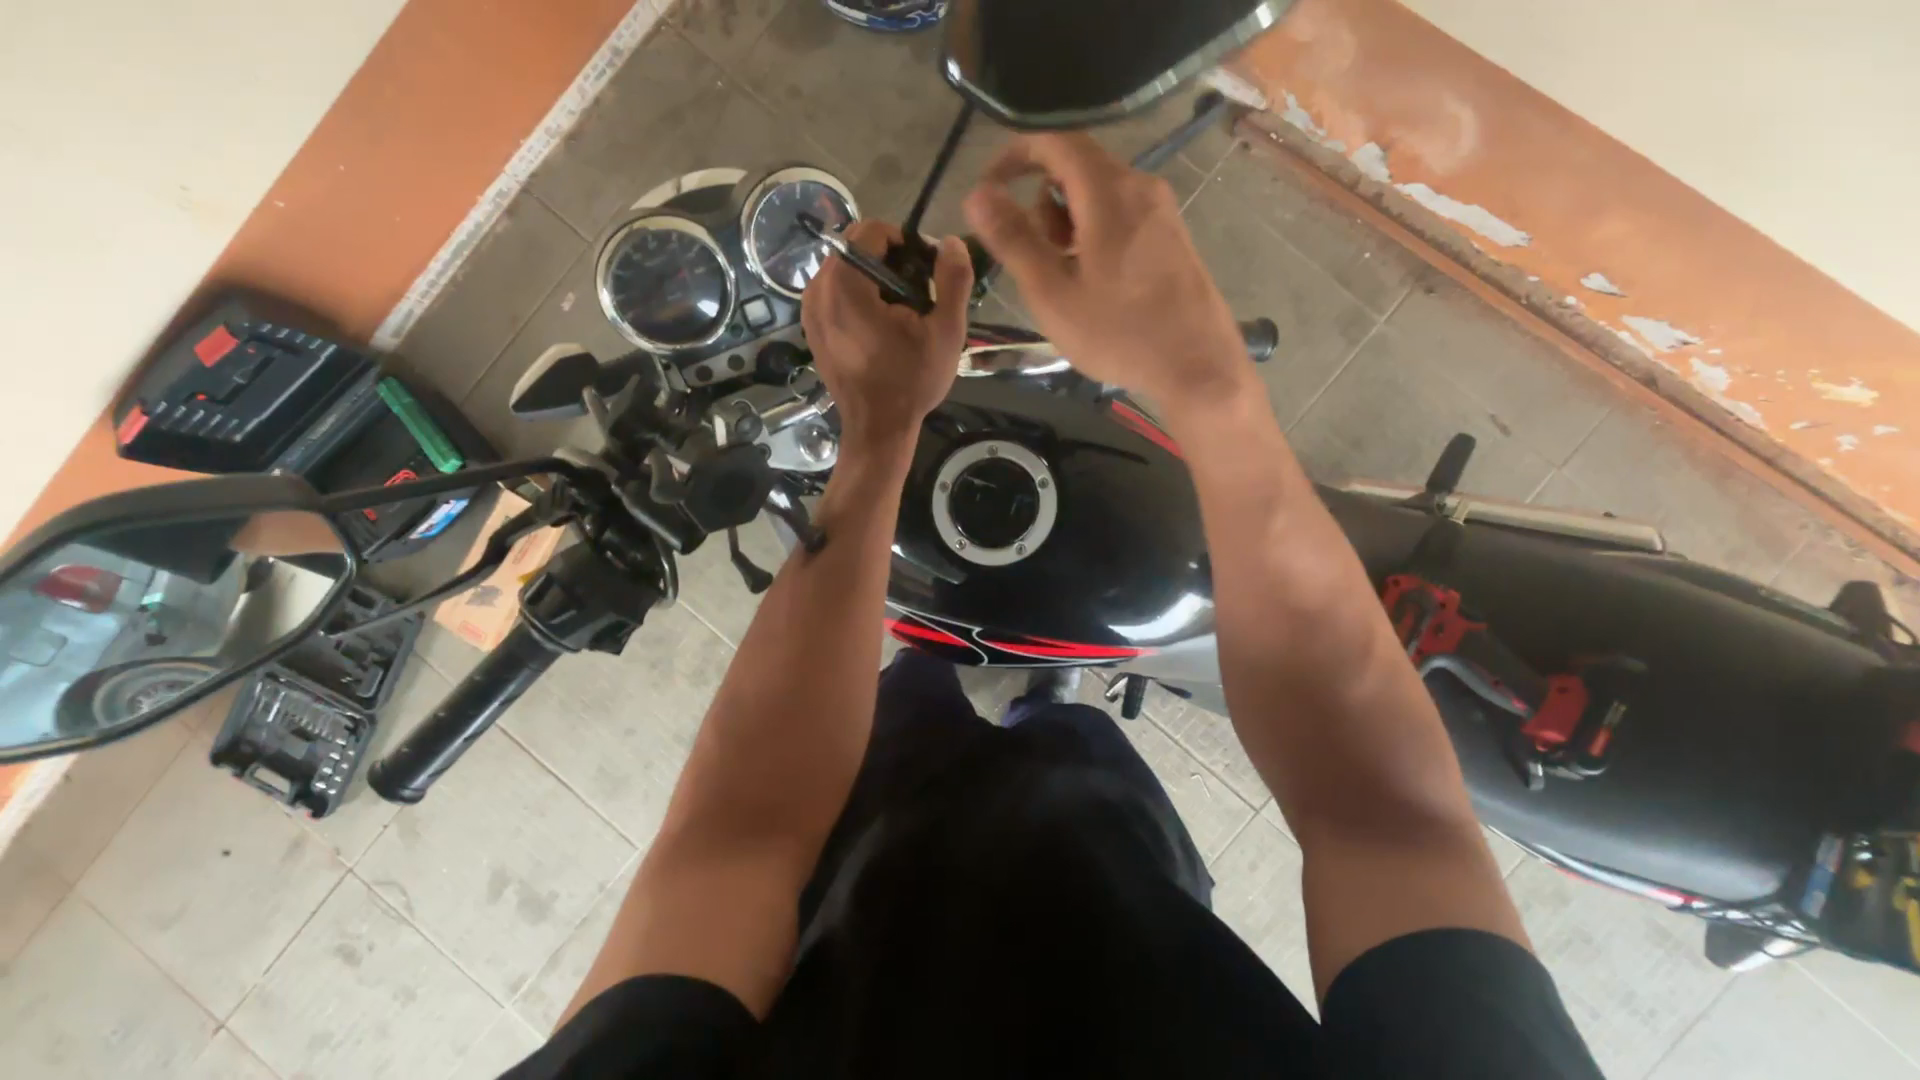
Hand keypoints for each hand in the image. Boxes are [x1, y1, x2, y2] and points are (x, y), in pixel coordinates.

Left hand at [801, 221, 972, 446]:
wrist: (878, 428)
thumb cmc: (911, 380)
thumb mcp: (945, 330)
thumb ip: (952, 278)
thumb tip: (950, 242)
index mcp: (845, 283)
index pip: (872, 230)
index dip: (905, 242)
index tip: (925, 273)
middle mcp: (817, 289)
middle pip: (857, 248)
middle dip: (890, 261)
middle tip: (917, 295)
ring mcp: (809, 309)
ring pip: (846, 269)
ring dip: (876, 279)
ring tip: (902, 313)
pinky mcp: (811, 327)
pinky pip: (836, 292)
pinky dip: (859, 297)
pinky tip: (882, 327)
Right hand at [963, 134, 1252, 416]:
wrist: (1198, 367)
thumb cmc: (1119, 333)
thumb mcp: (1052, 292)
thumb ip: (1013, 239)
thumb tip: (977, 194)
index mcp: (1109, 192)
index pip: (1055, 140)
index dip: (1014, 155)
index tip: (990, 190)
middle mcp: (1140, 186)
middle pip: (1076, 167)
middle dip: (1043, 203)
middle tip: (1037, 259)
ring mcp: (1161, 210)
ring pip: (1098, 194)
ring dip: (1068, 224)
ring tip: (1067, 280)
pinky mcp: (1172, 235)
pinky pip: (1121, 215)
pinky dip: (1094, 235)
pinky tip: (1097, 285)